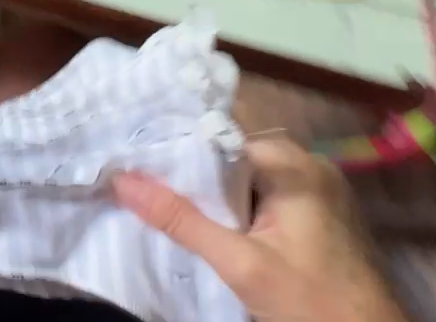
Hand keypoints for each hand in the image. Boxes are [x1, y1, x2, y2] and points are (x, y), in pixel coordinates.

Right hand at [114, 138, 407, 321]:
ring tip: (151, 186)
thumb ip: (180, 220)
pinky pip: (257, 194)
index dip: (170, 136)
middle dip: (183, 163)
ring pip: (239, 175)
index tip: (128, 140)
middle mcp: (307, 167)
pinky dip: (227, 203)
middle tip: (130, 165)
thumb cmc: (318, 306)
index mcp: (294, 165)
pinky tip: (196, 215)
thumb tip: (118, 180)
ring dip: (203, 187)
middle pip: (226, 152)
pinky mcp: (315, 218)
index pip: (216, 131)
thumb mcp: (242, 265)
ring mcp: (315, 192)